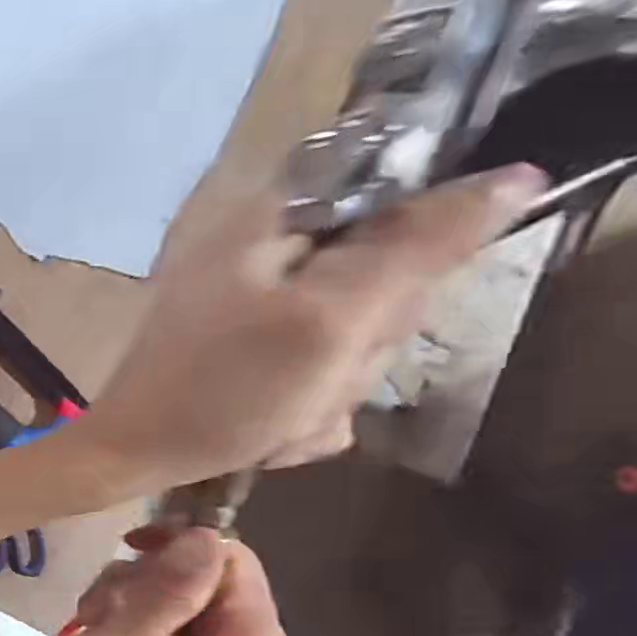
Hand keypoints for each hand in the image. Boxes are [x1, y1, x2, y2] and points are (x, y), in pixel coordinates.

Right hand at [49, 527, 297, 635]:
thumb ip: (168, 591)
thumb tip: (204, 534)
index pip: (232, 562)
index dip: (178, 549)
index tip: (128, 548)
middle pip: (207, 566)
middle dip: (146, 576)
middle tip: (106, 603)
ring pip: (183, 574)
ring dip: (130, 586)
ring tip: (102, 618)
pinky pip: (173, 591)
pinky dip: (132, 597)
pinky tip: (110, 620)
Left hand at [79, 164, 547, 490]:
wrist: (128, 458)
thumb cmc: (217, 392)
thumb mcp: (327, 319)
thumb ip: (414, 249)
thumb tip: (509, 177)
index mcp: (270, 226)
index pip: (399, 195)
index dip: (412, 253)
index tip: (384, 301)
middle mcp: (260, 258)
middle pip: (382, 275)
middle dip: (362, 340)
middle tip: (319, 370)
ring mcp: (251, 312)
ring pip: (353, 335)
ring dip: (330, 386)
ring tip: (283, 409)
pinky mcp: (244, 355)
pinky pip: (313, 374)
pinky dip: (300, 408)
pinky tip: (270, 430)